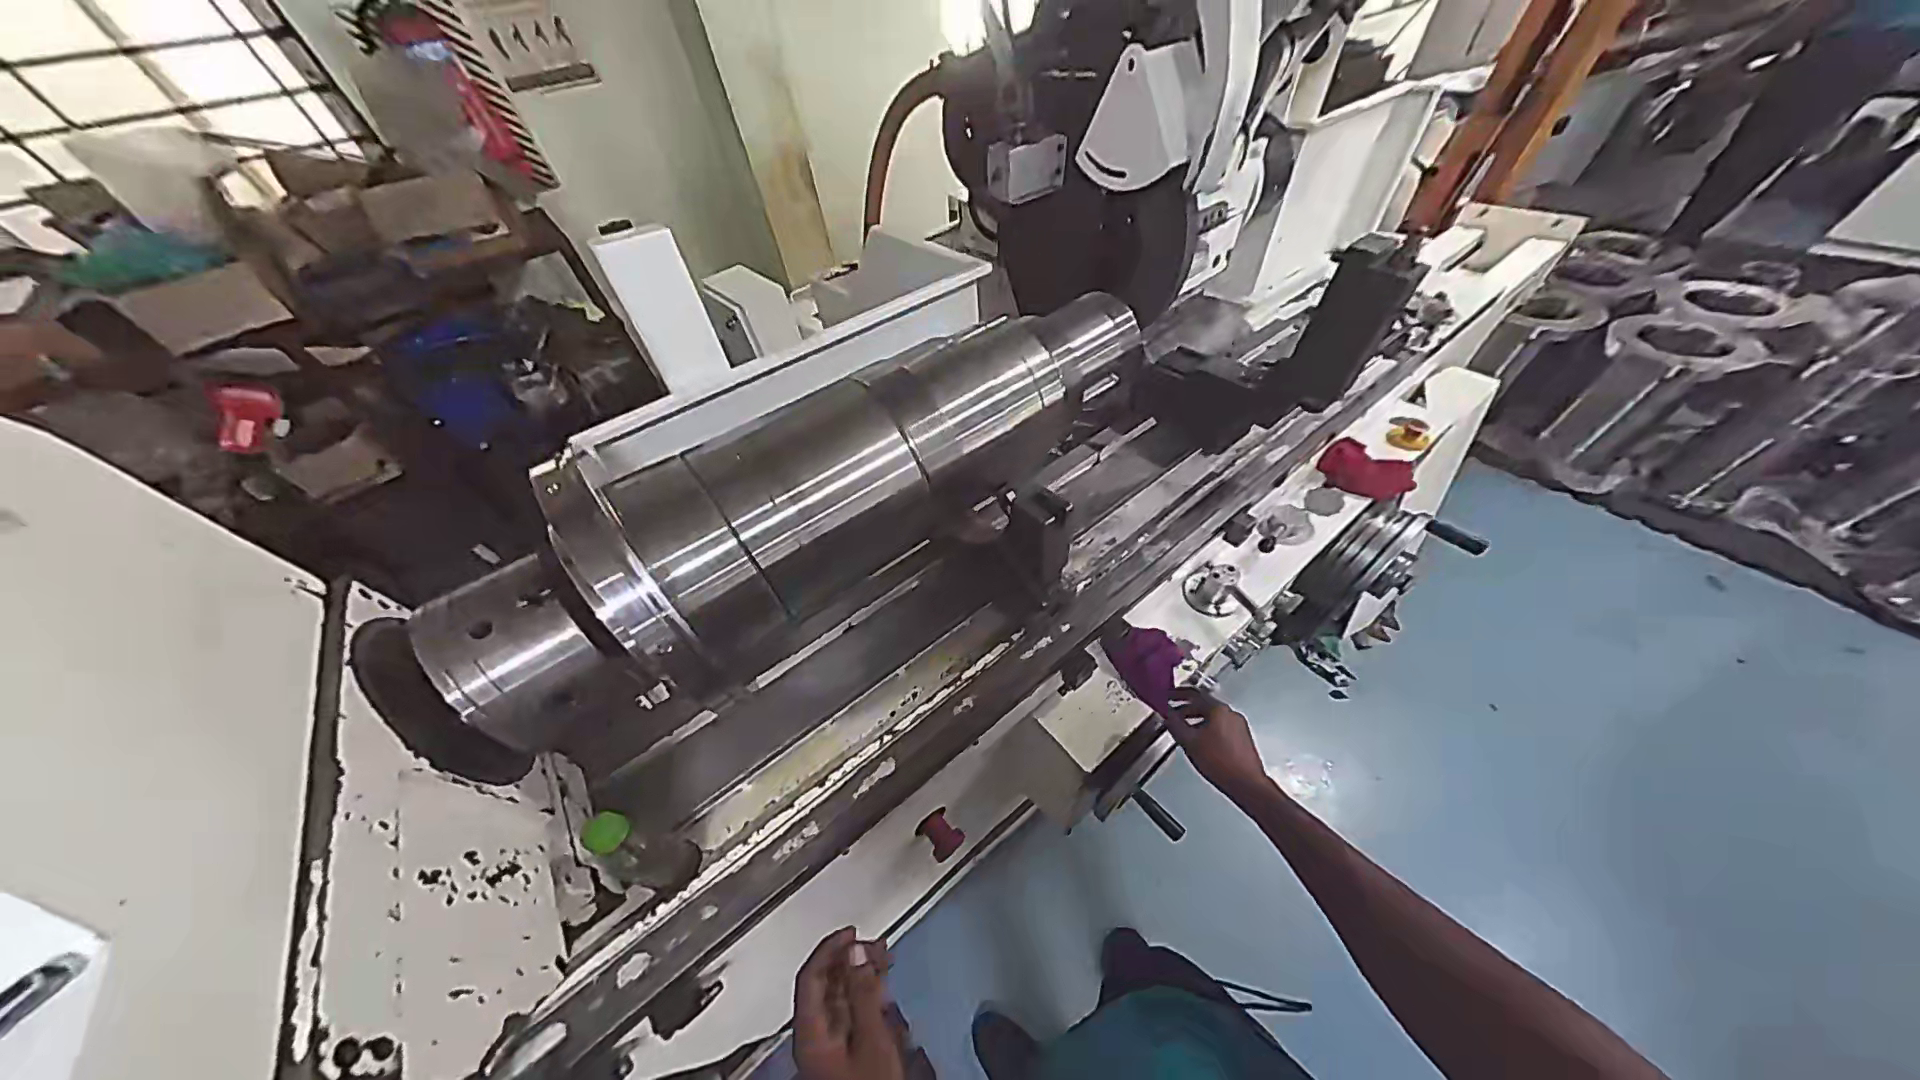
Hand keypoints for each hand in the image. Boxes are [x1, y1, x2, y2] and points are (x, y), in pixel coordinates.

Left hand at [794, 928, 903, 1079]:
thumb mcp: (870, 1038)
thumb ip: (863, 992)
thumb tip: (856, 952)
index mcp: (811, 1032)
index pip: (810, 976)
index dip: (829, 948)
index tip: (850, 932)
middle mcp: (814, 1037)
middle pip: (824, 984)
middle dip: (850, 959)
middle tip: (873, 945)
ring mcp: (827, 1047)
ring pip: (838, 997)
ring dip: (860, 975)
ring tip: (883, 961)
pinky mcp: (842, 1054)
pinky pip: (849, 1012)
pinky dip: (865, 995)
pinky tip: (881, 990)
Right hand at [1165, 687, 1271, 802]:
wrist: (1246, 784)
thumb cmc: (1223, 764)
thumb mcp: (1188, 741)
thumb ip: (1174, 724)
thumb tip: (1167, 714)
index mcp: (1219, 710)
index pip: (1194, 694)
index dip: (1177, 694)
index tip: (1169, 696)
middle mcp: (1231, 715)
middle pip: (1204, 705)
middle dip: (1186, 709)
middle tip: (1173, 713)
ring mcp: (1239, 727)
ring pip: (1212, 717)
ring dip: (1196, 720)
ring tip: (1184, 729)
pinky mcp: (1242, 739)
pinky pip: (1221, 727)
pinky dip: (1207, 729)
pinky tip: (1200, 742)